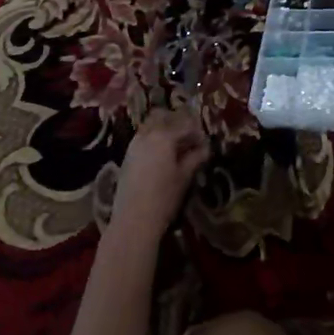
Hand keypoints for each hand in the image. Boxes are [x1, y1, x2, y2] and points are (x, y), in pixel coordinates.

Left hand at [108, 107, 209, 245]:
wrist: (134, 217)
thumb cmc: (164, 197)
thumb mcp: (184, 177)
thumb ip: (195, 158)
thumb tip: (205, 149)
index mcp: (164, 137)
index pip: (185, 125)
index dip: (197, 133)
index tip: (204, 144)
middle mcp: (147, 134)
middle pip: (164, 117)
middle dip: (177, 123)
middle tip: (188, 139)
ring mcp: (134, 143)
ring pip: (150, 125)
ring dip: (164, 129)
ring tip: (175, 147)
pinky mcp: (127, 154)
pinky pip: (142, 136)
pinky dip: (153, 138)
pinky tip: (161, 155)